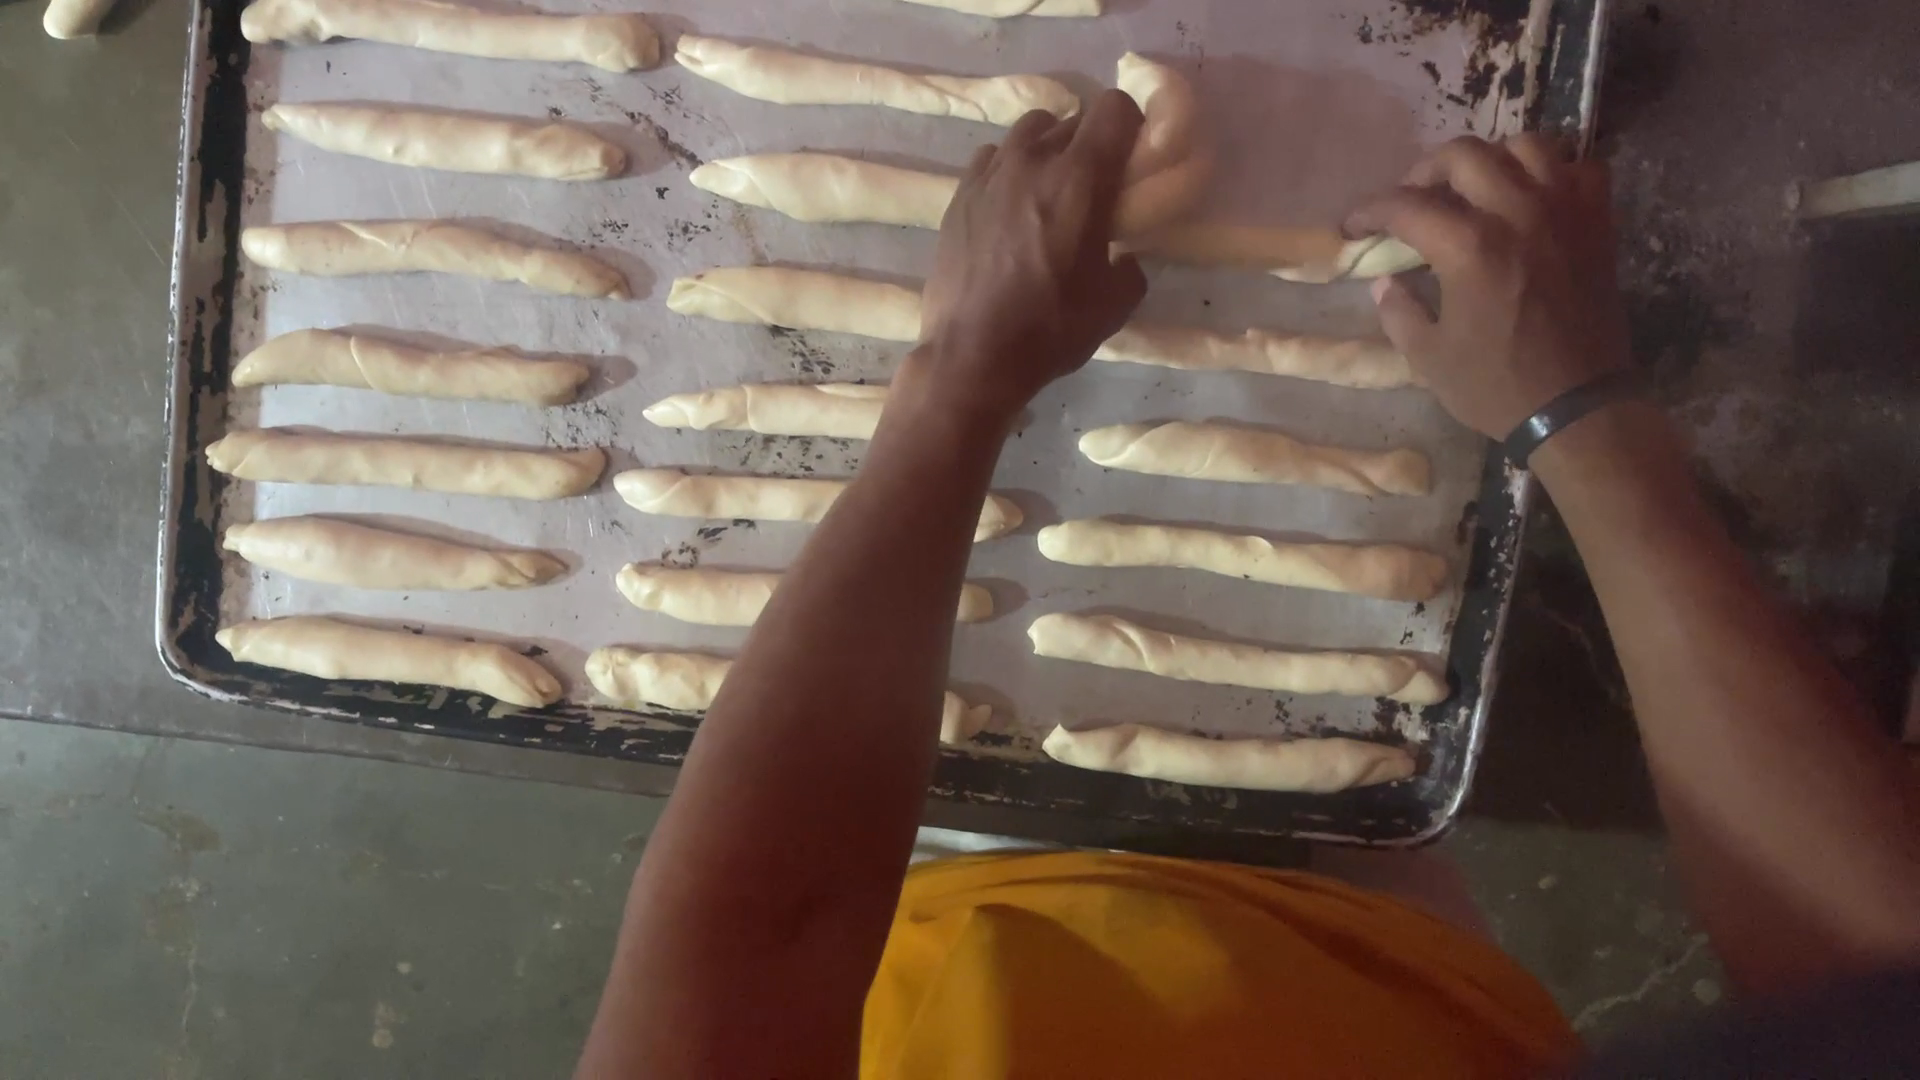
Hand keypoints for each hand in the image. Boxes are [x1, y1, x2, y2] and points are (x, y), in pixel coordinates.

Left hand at [911, 90, 1149, 425]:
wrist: (972, 355)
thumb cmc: (1049, 330)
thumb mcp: (1113, 306)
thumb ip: (1130, 267)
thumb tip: (1123, 257)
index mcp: (1079, 178)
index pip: (1114, 107)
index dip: (1129, 126)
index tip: (1130, 158)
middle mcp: (1031, 161)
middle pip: (1069, 120)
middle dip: (1087, 144)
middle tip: (1090, 187)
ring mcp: (988, 176)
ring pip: (1026, 134)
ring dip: (1044, 152)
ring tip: (1045, 193)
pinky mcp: (958, 198)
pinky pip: (990, 162)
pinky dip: (1006, 173)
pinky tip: (1007, 209)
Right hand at [1346, 135, 1630, 438]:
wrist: (1575, 402)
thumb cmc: (1492, 383)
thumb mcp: (1427, 355)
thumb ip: (1399, 309)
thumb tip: (1385, 281)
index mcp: (1468, 248)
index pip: (1406, 206)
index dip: (1370, 211)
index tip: (1353, 227)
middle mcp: (1518, 212)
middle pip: (1464, 155)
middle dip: (1423, 173)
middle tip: (1408, 201)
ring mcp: (1565, 210)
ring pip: (1524, 144)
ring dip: (1487, 160)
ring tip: (1469, 189)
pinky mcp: (1597, 220)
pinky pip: (1575, 165)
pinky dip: (1545, 169)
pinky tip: (1524, 196)